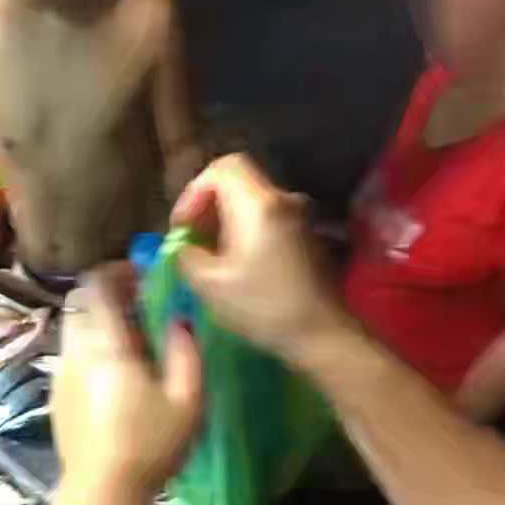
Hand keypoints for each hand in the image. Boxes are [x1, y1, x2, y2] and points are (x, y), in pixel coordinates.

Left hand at [52, 264, 201, 504]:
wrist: (99, 497)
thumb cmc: (147, 449)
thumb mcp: (187, 402)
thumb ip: (186, 352)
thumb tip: (179, 321)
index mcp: (105, 346)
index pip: (95, 284)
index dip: (119, 271)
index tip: (146, 279)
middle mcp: (76, 352)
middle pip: (83, 303)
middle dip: (113, 298)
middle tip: (146, 313)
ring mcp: (61, 375)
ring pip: (78, 330)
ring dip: (105, 326)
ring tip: (139, 351)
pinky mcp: (58, 396)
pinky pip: (76, 356)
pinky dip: (96, 351)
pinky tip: (120, 383)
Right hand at [171, 154, 350, 359]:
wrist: (321, 334)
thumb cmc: (263, 308)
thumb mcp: (212, 287)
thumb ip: (188, 257)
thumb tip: (184, 247)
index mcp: (258, 204)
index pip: (222, 169)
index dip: (194, 192)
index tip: (183, 227)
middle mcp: (282, 200)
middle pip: (238, 183)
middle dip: (208, 207)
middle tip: (192, 241)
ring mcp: (299, 218)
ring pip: (253, 203)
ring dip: (226, 222)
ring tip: (210, 257)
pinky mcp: (307, 237)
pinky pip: (269, 221)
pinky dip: (246, 233)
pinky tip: (238, 266)